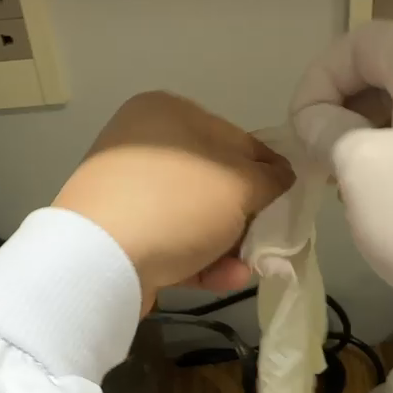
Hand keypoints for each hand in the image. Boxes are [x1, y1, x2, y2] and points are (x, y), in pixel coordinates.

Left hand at [56, 91, 294, 314]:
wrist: (102, 260)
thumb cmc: (177, 204)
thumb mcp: (239, 185)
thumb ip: (270, 180)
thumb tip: (283, 177)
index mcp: (168, 113)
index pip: (236, 139)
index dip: (269, 171)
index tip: (291, 200)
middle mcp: (143, 146)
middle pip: (214, 183)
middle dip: (245, 216)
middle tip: (271, 239)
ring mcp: (128, 194)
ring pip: (195, 219)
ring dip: (228, 245)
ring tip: (250, 268)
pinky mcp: (121, 237)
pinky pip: (173, 245)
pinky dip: (202, 262)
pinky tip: (228, 279)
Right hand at [290, 21, 392, 349]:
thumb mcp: (359, 168)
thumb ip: (326, 129)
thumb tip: (317, 120)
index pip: (361, 42)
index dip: (316, 81)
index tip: (297, 134)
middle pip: (387, 71)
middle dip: (340, 111)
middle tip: (318, 162)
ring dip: (365, 140)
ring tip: (345, 187)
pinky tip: (382, 201)